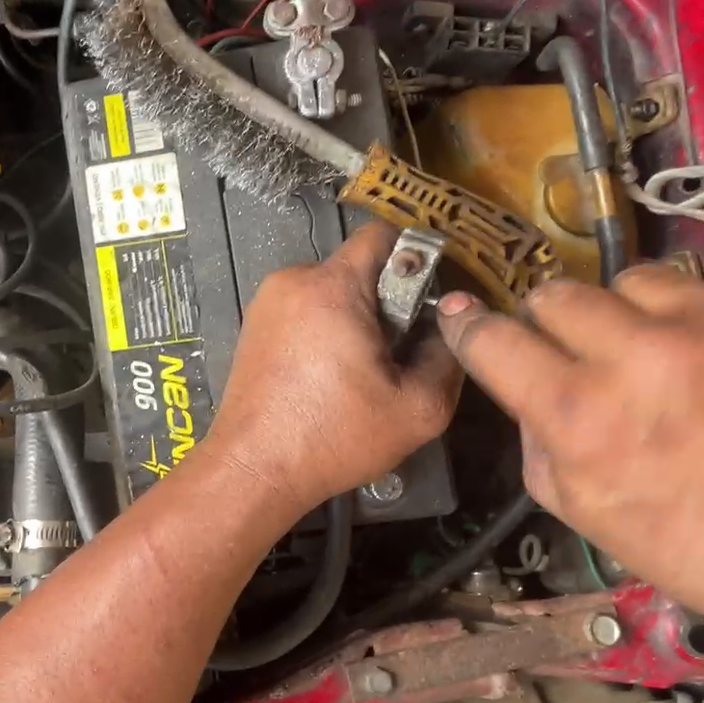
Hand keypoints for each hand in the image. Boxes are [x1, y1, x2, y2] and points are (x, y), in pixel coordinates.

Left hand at [200, 222, 462, 512]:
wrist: (254, 467)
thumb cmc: (332, 437)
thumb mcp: (418, 408)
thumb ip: (447, 355)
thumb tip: (449, 325)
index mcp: (332, 286)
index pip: (383, 235)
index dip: (417, 258)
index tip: (432, 297)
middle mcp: (293, 281)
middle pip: (357, 267)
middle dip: (386, 300)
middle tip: (398, 350)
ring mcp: (267, 302)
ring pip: (330, 290)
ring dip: (354, 318)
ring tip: (362, 370)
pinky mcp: (254, 325)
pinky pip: (304, 310)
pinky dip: (324, 330)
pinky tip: (330, 375)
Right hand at [435, 266, 703, 649]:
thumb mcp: (590, 515)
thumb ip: (538, 445)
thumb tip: (523, 392)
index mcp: (582, 417)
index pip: (492, 340)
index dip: (467, 326)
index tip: (461, 316)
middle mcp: (640, 360)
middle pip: (555, 295)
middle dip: (550, 321)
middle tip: (577, 351)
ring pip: (628, 279)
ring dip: (624, 311)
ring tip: (653, 348)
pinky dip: (692, 316)